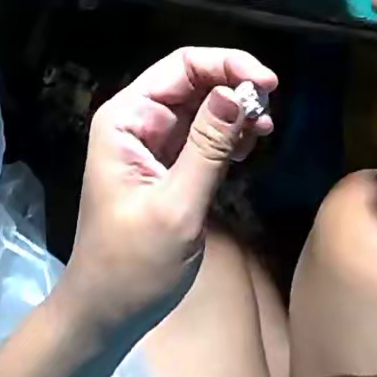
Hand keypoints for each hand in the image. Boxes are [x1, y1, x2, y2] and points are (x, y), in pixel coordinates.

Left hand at [54, 49, 277, 340]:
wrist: (107, 312)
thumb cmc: (132, 265)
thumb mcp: (176, 207)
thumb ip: (207, 148)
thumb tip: (237, 94)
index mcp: (126, 118)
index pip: (179, 67)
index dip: (225, 64)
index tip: (268, 83)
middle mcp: (136, 120)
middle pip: (191, 81)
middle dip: (233, 87)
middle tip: (270, 113)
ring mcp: (151, 142)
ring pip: (200, 106)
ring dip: (234, 111)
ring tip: (264, 131)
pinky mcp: (166, 164)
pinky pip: (201, 134)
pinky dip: (227, 135)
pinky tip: (247, 147)